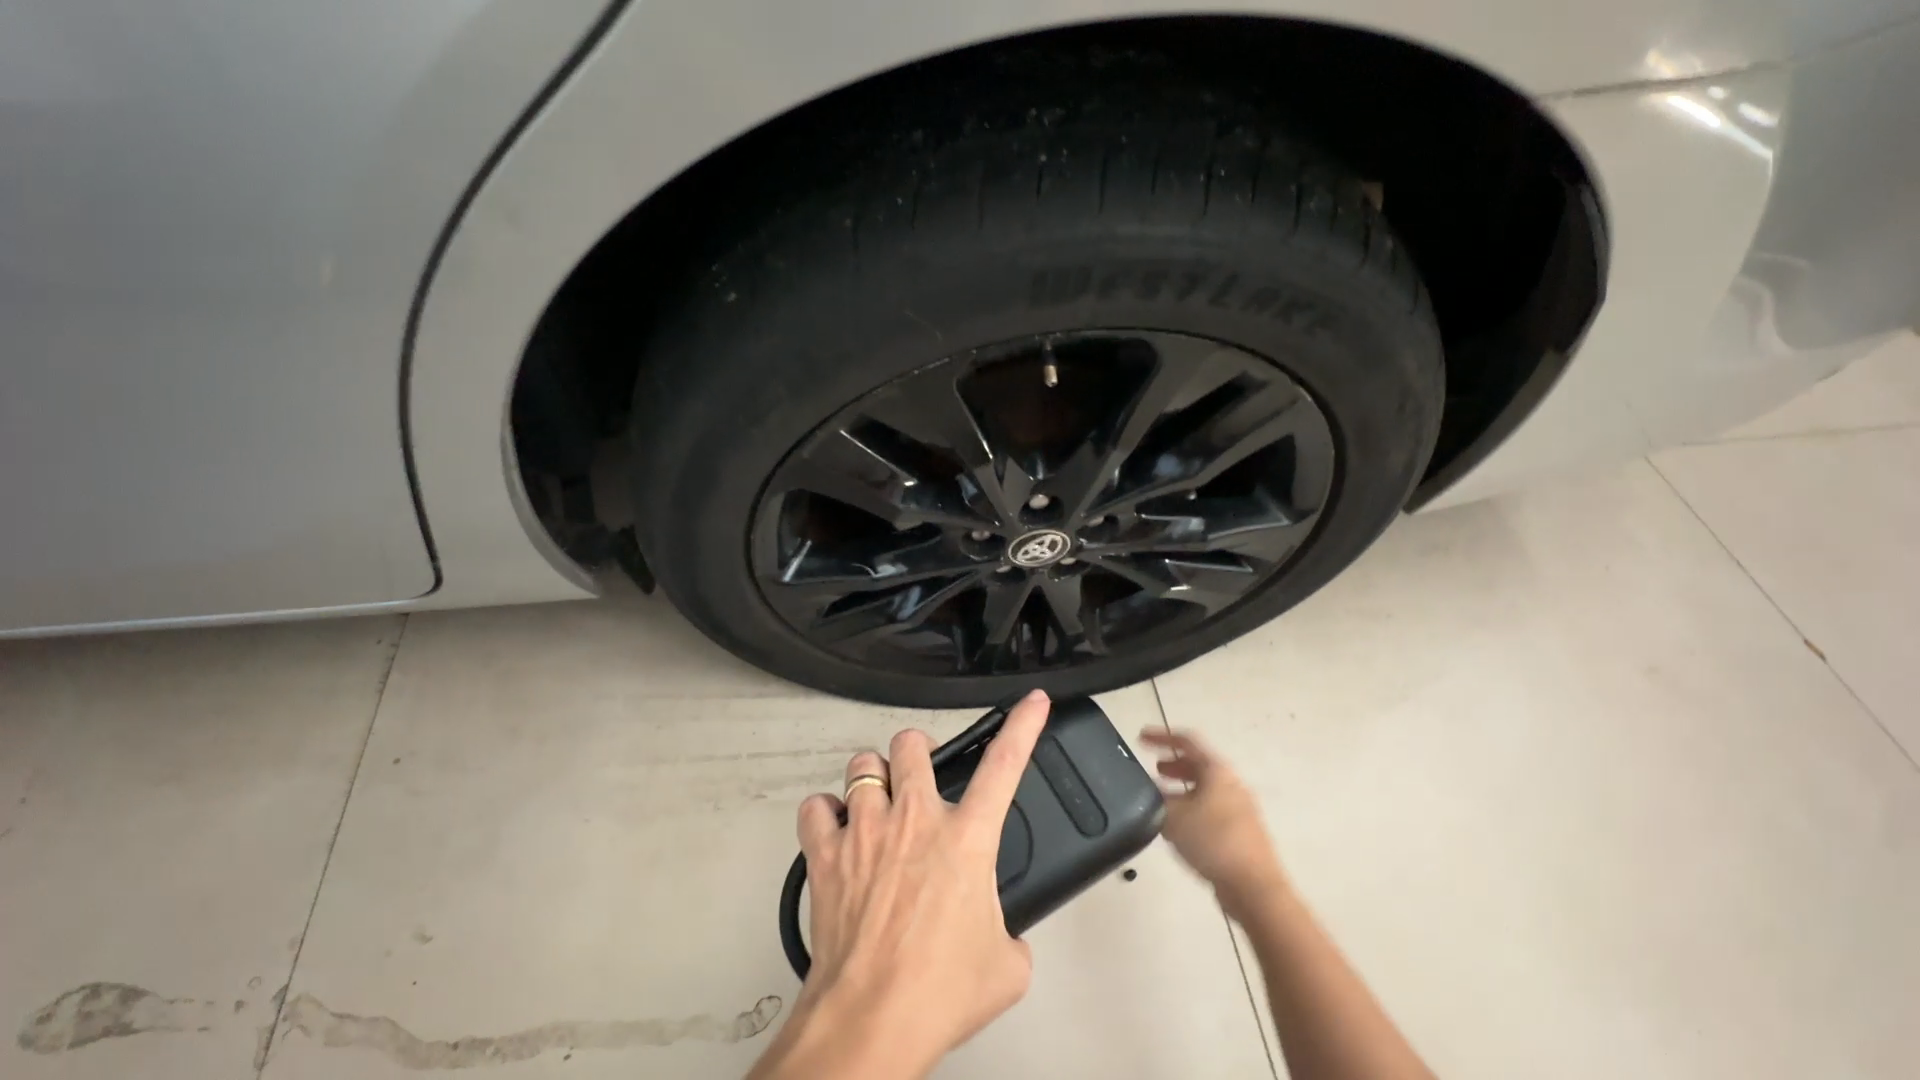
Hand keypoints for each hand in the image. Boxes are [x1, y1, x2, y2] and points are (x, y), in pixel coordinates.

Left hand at [751, 690, 1050, 1079]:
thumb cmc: (936, 993)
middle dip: (920, 751)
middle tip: (922, 776)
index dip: (1023, 725)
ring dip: (874, 776)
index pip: (1006, 764)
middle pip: (913, 744)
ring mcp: (866, 831)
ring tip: (879, 801)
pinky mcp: (826, 854)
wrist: (873, 1019)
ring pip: (863, 763)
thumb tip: (999, 934)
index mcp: (967, 839)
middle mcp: (914, 821)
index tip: (1032, 703)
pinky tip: (836, 828)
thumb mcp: (1006, 966)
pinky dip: (825, 811)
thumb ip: (1010, 933)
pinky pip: (816, 806)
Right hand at [1140, 729, 1287, 918]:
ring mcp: (1239, 809)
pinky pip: (1211, 810)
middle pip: (1199, 765)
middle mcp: (1231, 784)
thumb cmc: (1213, 842)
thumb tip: (1152, 793)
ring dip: (1181, 789)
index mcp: (1217, 772)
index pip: (1187, 742)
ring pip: (1205, 789)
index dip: (1161, 737)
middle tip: (1153, 769)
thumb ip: (1158, 800)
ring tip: (1161, 799)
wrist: (1254, 886)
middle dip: (1174, 765)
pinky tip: (1178, 828)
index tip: (1141, 738)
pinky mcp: (1240, 832)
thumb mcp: (1174, 817)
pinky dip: (1192, 808)